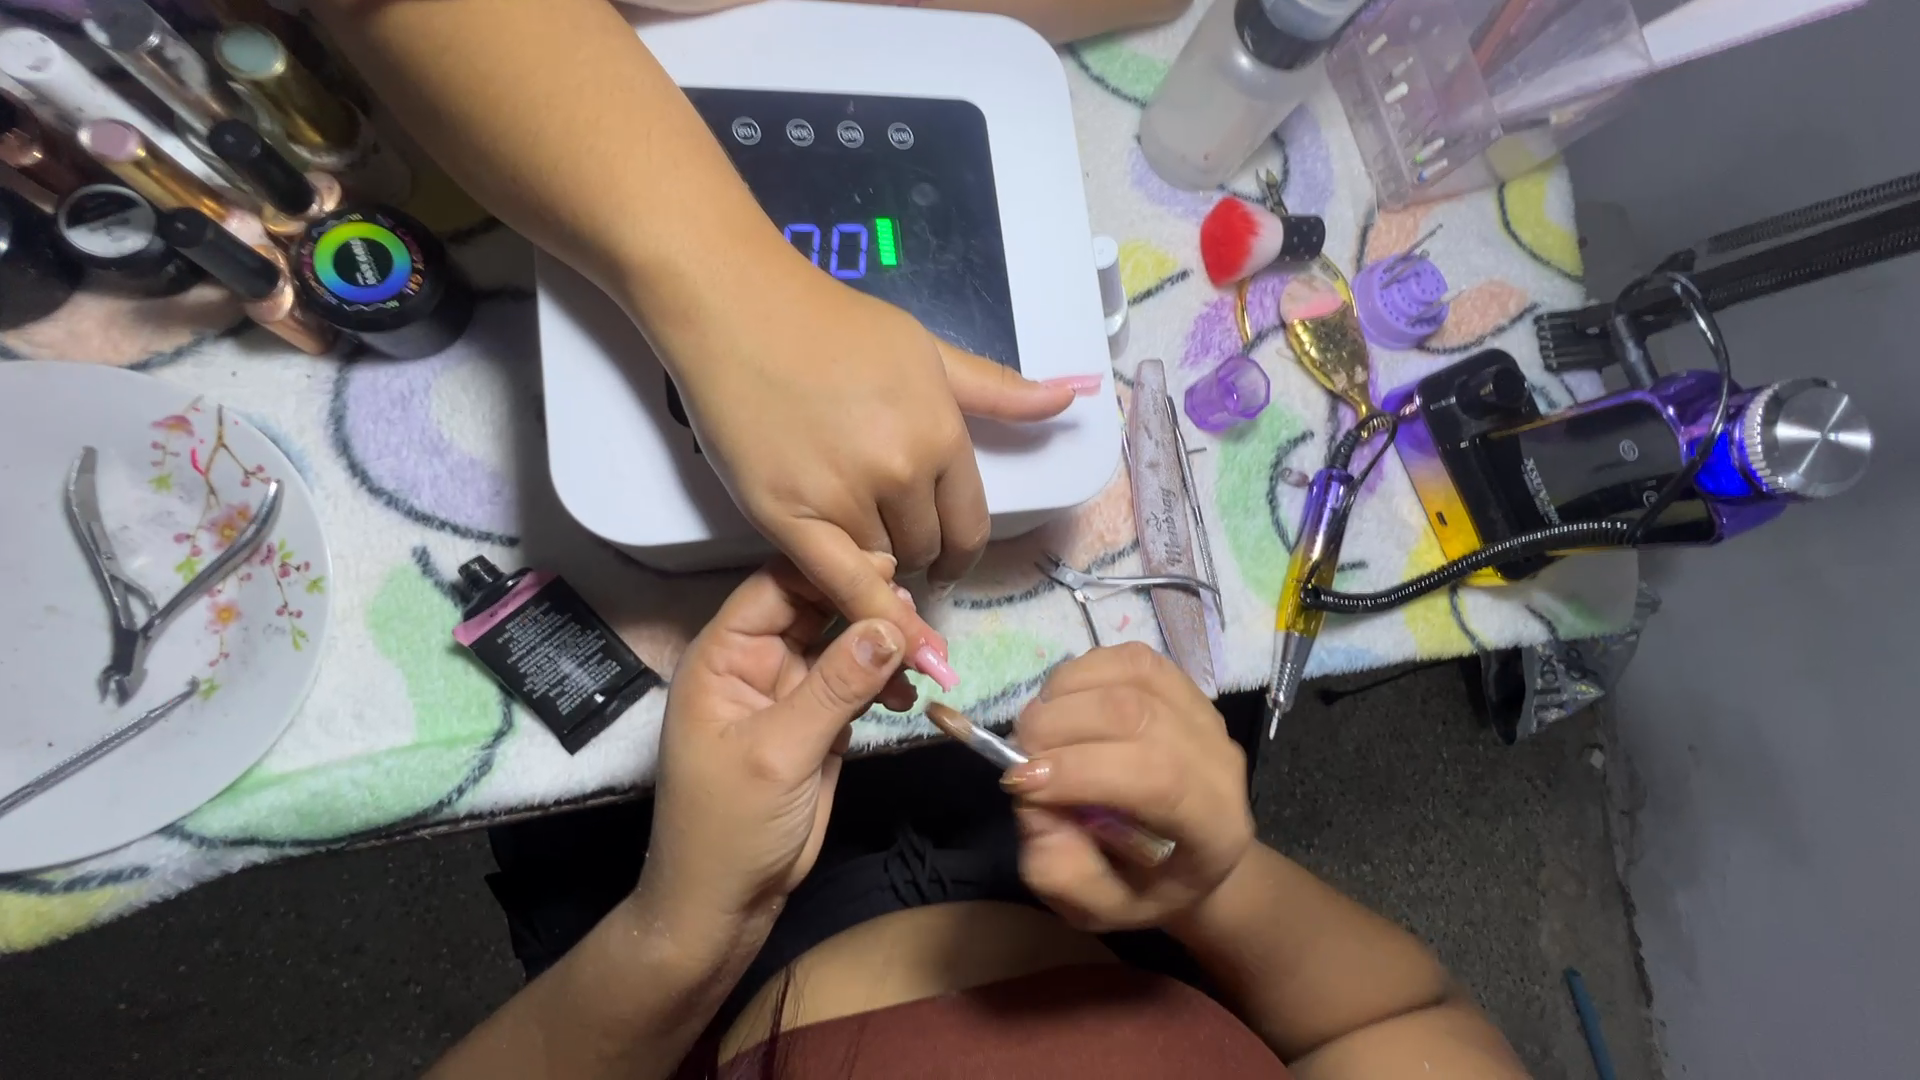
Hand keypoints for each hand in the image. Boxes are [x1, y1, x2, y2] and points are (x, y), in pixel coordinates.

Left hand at [635, 556, 916, 955]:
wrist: (726, 906)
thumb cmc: (730, 827)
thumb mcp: (779, 753)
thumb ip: (836, 686)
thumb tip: (891, 626)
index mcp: (725, 655)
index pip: (778, 587)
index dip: (829, 573)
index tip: (889, 572)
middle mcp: (757, 661)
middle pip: (818, 609)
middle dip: (869, 612)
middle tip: (921, 623)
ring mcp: (790, 690)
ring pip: (844, 644)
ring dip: (885, 648)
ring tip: (924, 662)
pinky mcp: (818, 718)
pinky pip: (857, 681)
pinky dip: (885, 682)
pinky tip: (906, 697)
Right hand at [659, 244, 1090, 683]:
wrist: (736, 311)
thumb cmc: (834, 326)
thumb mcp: (928, 350)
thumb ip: (998, 389)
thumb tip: (1070, 399)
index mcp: (941, 433)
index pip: (970, 523)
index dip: (962, 550)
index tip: (948, 561)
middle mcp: (902, 472)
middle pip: (927, 550)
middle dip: (918, 553)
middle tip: (891, 537)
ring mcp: (845, 498)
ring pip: (884, 568)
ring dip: (879, 565)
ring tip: (854, 540)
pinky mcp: (788, 518)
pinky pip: (843, 585)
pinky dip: (868, 614)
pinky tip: (883, 640)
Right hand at [1003, 643, 1253, 931]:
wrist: (1190, 851)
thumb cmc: (1144, 884)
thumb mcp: (1101, 909)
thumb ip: (1065, 874)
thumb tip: (1035, 808)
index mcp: (1214, 824)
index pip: (1157, 776)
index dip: (1080, 769)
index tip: (1019, 781)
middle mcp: (1219, 758)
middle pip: (1136, 714)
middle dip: (1058, 727)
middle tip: (1017, 754)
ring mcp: (1203, 711)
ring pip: (1130, 674)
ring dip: (1064, 694)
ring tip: (1035, 729)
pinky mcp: (1181, 682)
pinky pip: (1127, 657)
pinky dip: (1081, 672)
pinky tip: (1060, 702)